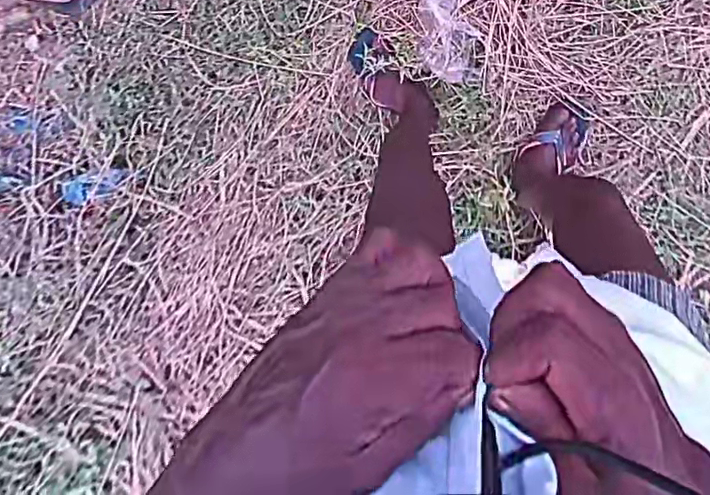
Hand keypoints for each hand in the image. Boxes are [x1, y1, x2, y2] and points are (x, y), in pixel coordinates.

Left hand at [150, 228, 479, 493]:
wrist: (242, 448)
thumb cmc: (297, 462)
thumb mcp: (370, 465)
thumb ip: (423, 418)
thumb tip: (461, 384)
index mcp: (377, 375)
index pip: (458, 350)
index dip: (468, 370)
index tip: (459, 384)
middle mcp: (366, 325)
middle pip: (446, 303)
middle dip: (456, 334)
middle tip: (443, 360)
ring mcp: (350, 296)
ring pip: (422, 263)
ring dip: (436, 292)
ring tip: (427, 323)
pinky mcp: (335, 284)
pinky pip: (382, 244)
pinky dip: (401, 257)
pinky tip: (400, 289)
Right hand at [486, 262, 709, 494]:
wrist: (676, 482)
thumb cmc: (634, 487)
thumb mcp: (582, 484)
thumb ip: (543, 431)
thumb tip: (503, 388)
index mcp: (614, 396)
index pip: (550, 336)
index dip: (510, 357)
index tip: (497, 388)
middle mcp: (617, 350)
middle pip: (549, 287)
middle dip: (510, 320)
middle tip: (502, 366)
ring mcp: (611, 330)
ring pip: (551, 279)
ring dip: (519, 312)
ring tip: (513, 358)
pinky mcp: (602, 325)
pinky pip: (559, 293)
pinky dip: (532, 312)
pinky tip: (529, 353)